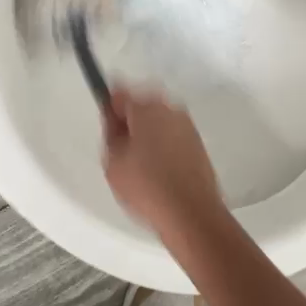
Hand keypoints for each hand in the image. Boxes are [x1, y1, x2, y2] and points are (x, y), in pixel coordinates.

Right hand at [102, 88, 225, 238]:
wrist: (191, 214)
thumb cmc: (147, 188)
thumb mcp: (113, 161)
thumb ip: (110, 132)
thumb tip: (115, 120)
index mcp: (146, 108)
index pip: (120, 92)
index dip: (110, 106)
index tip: (107, 124)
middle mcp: (169, 109)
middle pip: (142, 100)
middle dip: (131, 116)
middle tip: (121, 145)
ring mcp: (186, 124)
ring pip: (159, 117)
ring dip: (149, 129)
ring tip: (139, 159)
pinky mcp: (197, 141)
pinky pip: (172, 131)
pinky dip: (163, 140)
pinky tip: (157, 166)